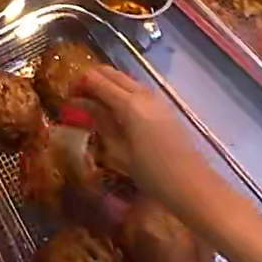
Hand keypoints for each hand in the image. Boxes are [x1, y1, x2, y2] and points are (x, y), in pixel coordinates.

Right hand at [76, 63, 235, 218]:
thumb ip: (100, 120)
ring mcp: (155, 99)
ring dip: (106, 84)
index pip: (95, 80)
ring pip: (124, 79)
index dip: (78, 84)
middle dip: (90, 80)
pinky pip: (135, 89)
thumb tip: (78, 103)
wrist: (195, 188)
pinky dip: (120, 91)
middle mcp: (142, 94)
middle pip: (109, 73)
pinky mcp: (163, 107)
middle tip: (76, 98)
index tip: (66, 97)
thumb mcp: (120, 149)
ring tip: (93, 104)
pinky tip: (115, 111)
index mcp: (129, 104)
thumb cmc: (153, 174)